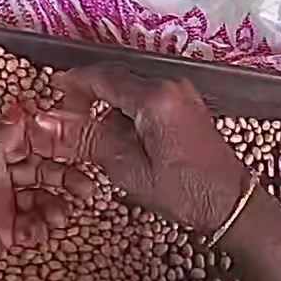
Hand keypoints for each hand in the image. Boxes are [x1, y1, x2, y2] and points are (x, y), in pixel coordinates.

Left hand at [0, 111, 93, 280]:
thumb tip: (20, 110)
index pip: (21, 140)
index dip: (49, 141)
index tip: (76, 145)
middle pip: (37, 170)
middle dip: (63, 176)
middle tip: (85, 188)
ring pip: (38, 198)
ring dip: (55, 204)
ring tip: (61, 217)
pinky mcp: (0, 236)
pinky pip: (31, 225)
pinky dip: (41, 227)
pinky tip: (42, 231)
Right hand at [37, 66, 249, 230]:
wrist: (230, 204)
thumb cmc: (185, 192)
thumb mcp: (130, 170)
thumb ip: (89, 140)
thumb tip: (50, 122)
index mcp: (154, 98)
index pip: (101, 77)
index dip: (72, 85)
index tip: (53, 94)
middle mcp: (171, 87)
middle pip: (117, 79)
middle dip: (90, 96)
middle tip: (69, 120)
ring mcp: (183, 95)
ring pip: (133, 89)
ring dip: (110, 106)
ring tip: (96, 137)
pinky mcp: (189, 107)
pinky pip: (150, 99)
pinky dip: (130, 112)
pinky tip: (124, 138)